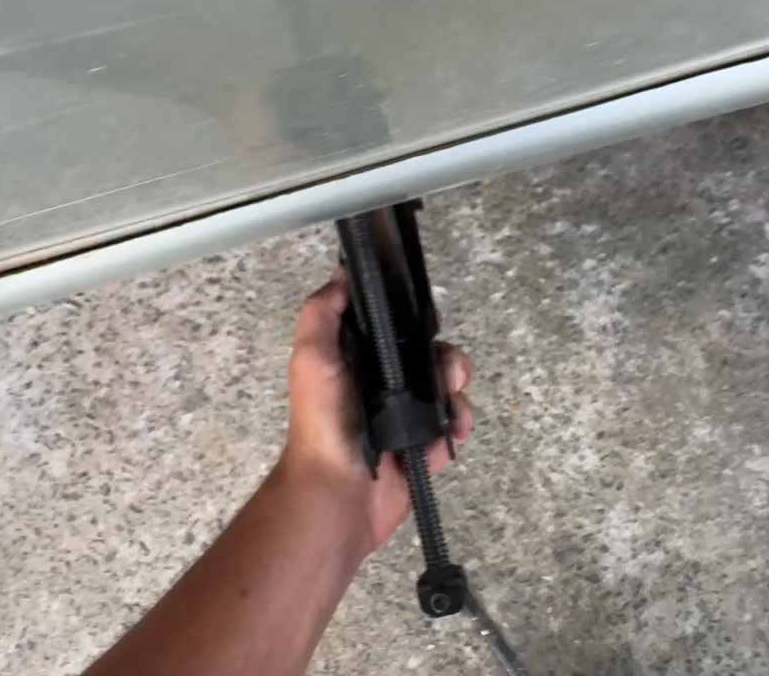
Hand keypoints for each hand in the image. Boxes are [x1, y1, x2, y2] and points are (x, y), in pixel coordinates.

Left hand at [279, 268, 474, 553]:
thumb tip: (343, 273)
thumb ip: (323, 312)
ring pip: (448, 385)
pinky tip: (446, 433)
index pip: (395, 325)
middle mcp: (385, 381)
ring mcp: (407, 413)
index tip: (426, 319)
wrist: (339, 495)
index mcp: (360, 358)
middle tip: (443, 370)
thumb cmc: (325, 420)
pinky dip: (456, 425)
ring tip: (447, 405)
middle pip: (430, 352)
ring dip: (455, 390)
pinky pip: (454, 423)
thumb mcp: (312, 356)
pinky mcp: (425, 443)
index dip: (413, 316)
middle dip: (444, 355)